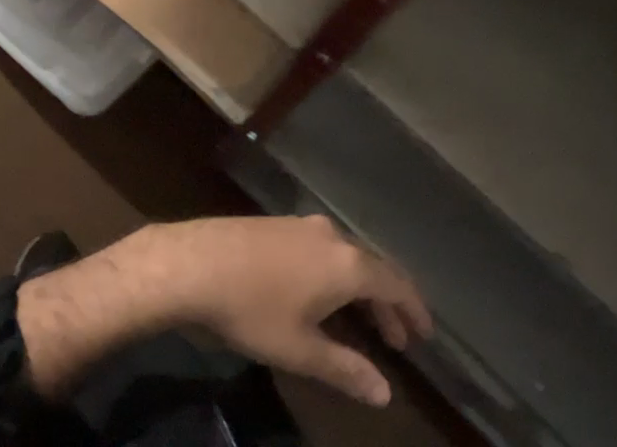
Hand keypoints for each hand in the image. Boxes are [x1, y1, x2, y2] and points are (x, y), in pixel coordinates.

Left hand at [132, 215, 433, 405]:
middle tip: (395, 337)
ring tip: (360, 318)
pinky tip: (318, 292)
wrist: (192, 262)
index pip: (395, 284)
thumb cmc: (251, 309)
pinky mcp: (275, 224)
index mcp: (346, 264)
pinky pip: (320, 248)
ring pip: (344, 256)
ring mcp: (300, 225)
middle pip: (371, 268)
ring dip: (358, 287)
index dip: (413, 310)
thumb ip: (345, 369)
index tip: (423, 334)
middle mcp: (330, 236)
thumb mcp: (300, 349)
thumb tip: (384, 393)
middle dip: (387, 303)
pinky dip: (333, 272)